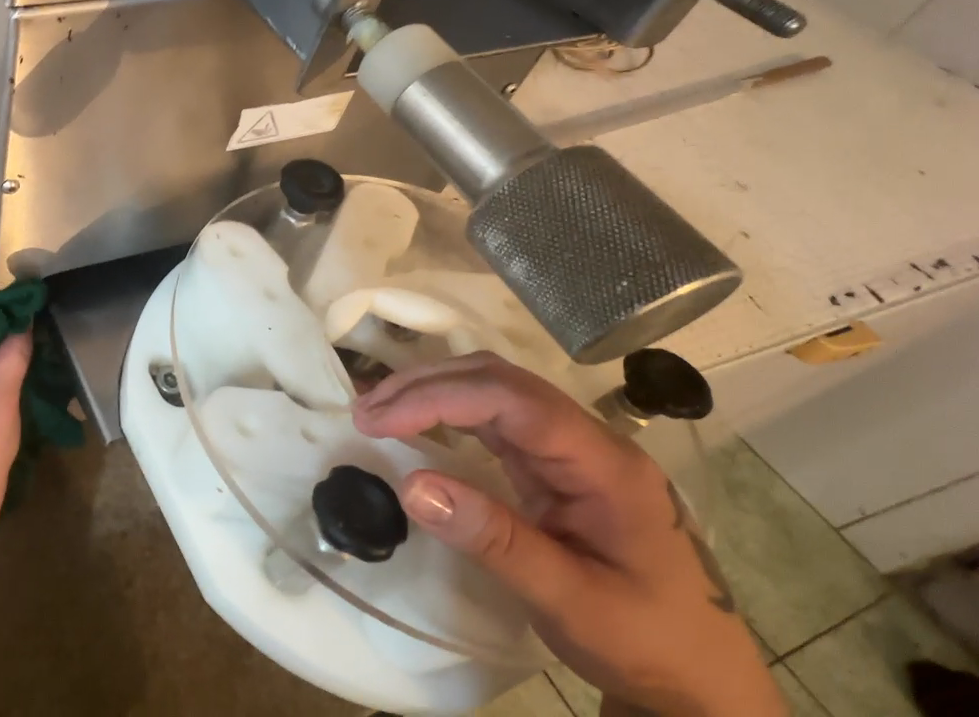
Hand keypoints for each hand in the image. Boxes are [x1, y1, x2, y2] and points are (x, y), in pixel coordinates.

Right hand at [351, 354, 782, 716]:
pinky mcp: (557, 469)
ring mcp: (573, 453)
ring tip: (377, 412)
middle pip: (501, 382)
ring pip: (495, 393)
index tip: (379, 420)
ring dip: (433, 393)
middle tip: (364, 410)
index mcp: (605, 464)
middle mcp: (589, 442)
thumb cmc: (645, 641)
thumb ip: (494, 540)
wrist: (699, 681)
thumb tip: (412, 485)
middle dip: (427, 385)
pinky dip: (448, 415)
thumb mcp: (569, 601)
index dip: (440, 398)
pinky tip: (416, 426)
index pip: (513, 401)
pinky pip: (496, 423)